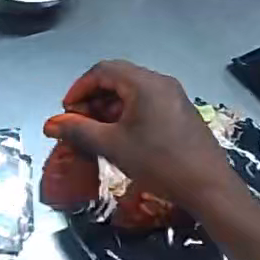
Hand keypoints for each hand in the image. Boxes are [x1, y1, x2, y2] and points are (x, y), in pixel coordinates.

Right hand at [41, 60, 240, 215]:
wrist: (209, 188)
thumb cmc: (159, 162)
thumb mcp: (112, 146)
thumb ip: (78, 130)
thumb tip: (51, 124)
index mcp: (144, 83)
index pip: (102, 71)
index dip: (79, 88)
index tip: (67, 111)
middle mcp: (160, 82)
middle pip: (117, 78)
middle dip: (93, 98)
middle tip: (79, 122)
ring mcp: (174, 96)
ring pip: (131, 91)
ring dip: (109, 107)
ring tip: (96, 132)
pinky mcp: (181, 112)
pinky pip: (146, 103)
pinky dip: (127, 113)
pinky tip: (121, 137)